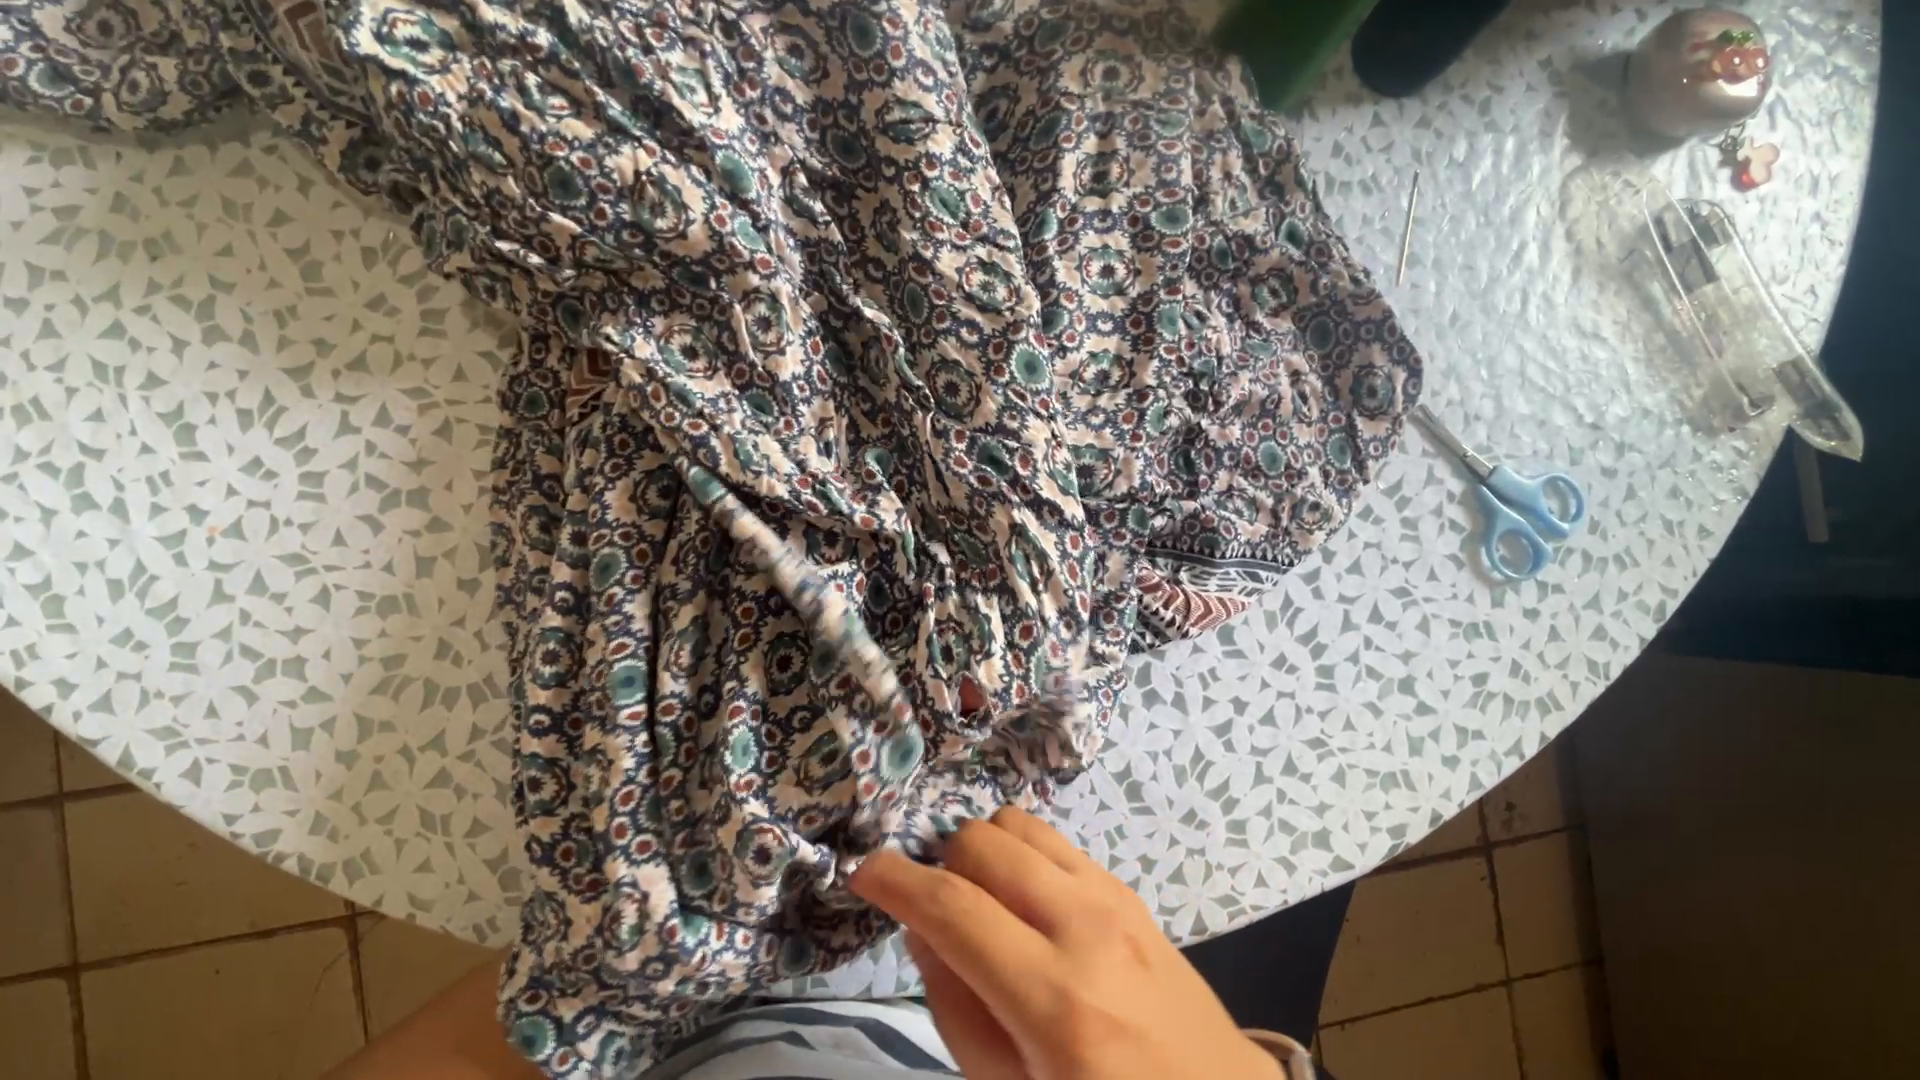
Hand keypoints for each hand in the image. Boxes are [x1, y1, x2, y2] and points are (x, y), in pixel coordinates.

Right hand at [850, 807, 1282, 1079]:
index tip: (863, 871)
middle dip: (940, 866)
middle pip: (982, 845)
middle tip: (935, 910)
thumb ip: (954, 1006)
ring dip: (980, 852)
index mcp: (1055, 999)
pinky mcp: (1125, 886)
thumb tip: (921, 927)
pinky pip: (1052, 838)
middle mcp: (1085, 927)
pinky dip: (1018, 853)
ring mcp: (1113, 897)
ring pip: (1017, 824)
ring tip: (977, 898)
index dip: (896, 881)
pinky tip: (1019, 896)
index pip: (954, 909)